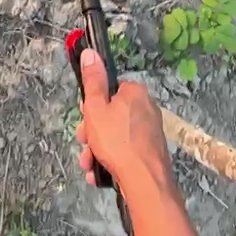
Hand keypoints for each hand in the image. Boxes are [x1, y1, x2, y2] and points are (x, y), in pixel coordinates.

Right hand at [74, 48, 173, 191]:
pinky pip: (126, 151)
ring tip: (89, 164)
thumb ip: (92, 81)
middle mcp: (147, 108)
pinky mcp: (152, 153)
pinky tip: (99, 173)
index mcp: (135, 92)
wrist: (145, 182)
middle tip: (84, 142)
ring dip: (98, 149)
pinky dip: (112, 159)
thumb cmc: (117, 141)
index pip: (109, 91)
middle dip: (93, 131)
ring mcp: (151, 132)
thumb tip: (90, 53)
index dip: (93, 106)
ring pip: (116, 136)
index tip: (84, 118)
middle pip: (111, 115)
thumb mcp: (96, 108)